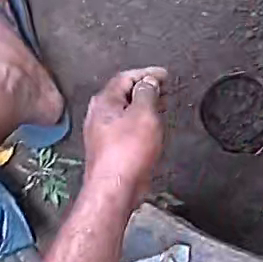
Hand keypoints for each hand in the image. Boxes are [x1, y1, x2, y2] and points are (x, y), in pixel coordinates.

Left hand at [82, 67, 168, 198]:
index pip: (126, 77)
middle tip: (163, 89)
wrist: (114, 188)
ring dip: (143, 106)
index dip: (147, 73)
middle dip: (145, 89)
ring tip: (160, 106)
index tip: (163, 75)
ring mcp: (102, 133)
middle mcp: (99, 115)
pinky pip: (125, 128)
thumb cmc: (126, 154)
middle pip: (123, 93)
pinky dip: (139, 122)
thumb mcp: (144, 114)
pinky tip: (149, 130)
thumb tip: (149, 82)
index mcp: (105, 101)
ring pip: (124, 112)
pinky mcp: (109, 149)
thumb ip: (147, 93)